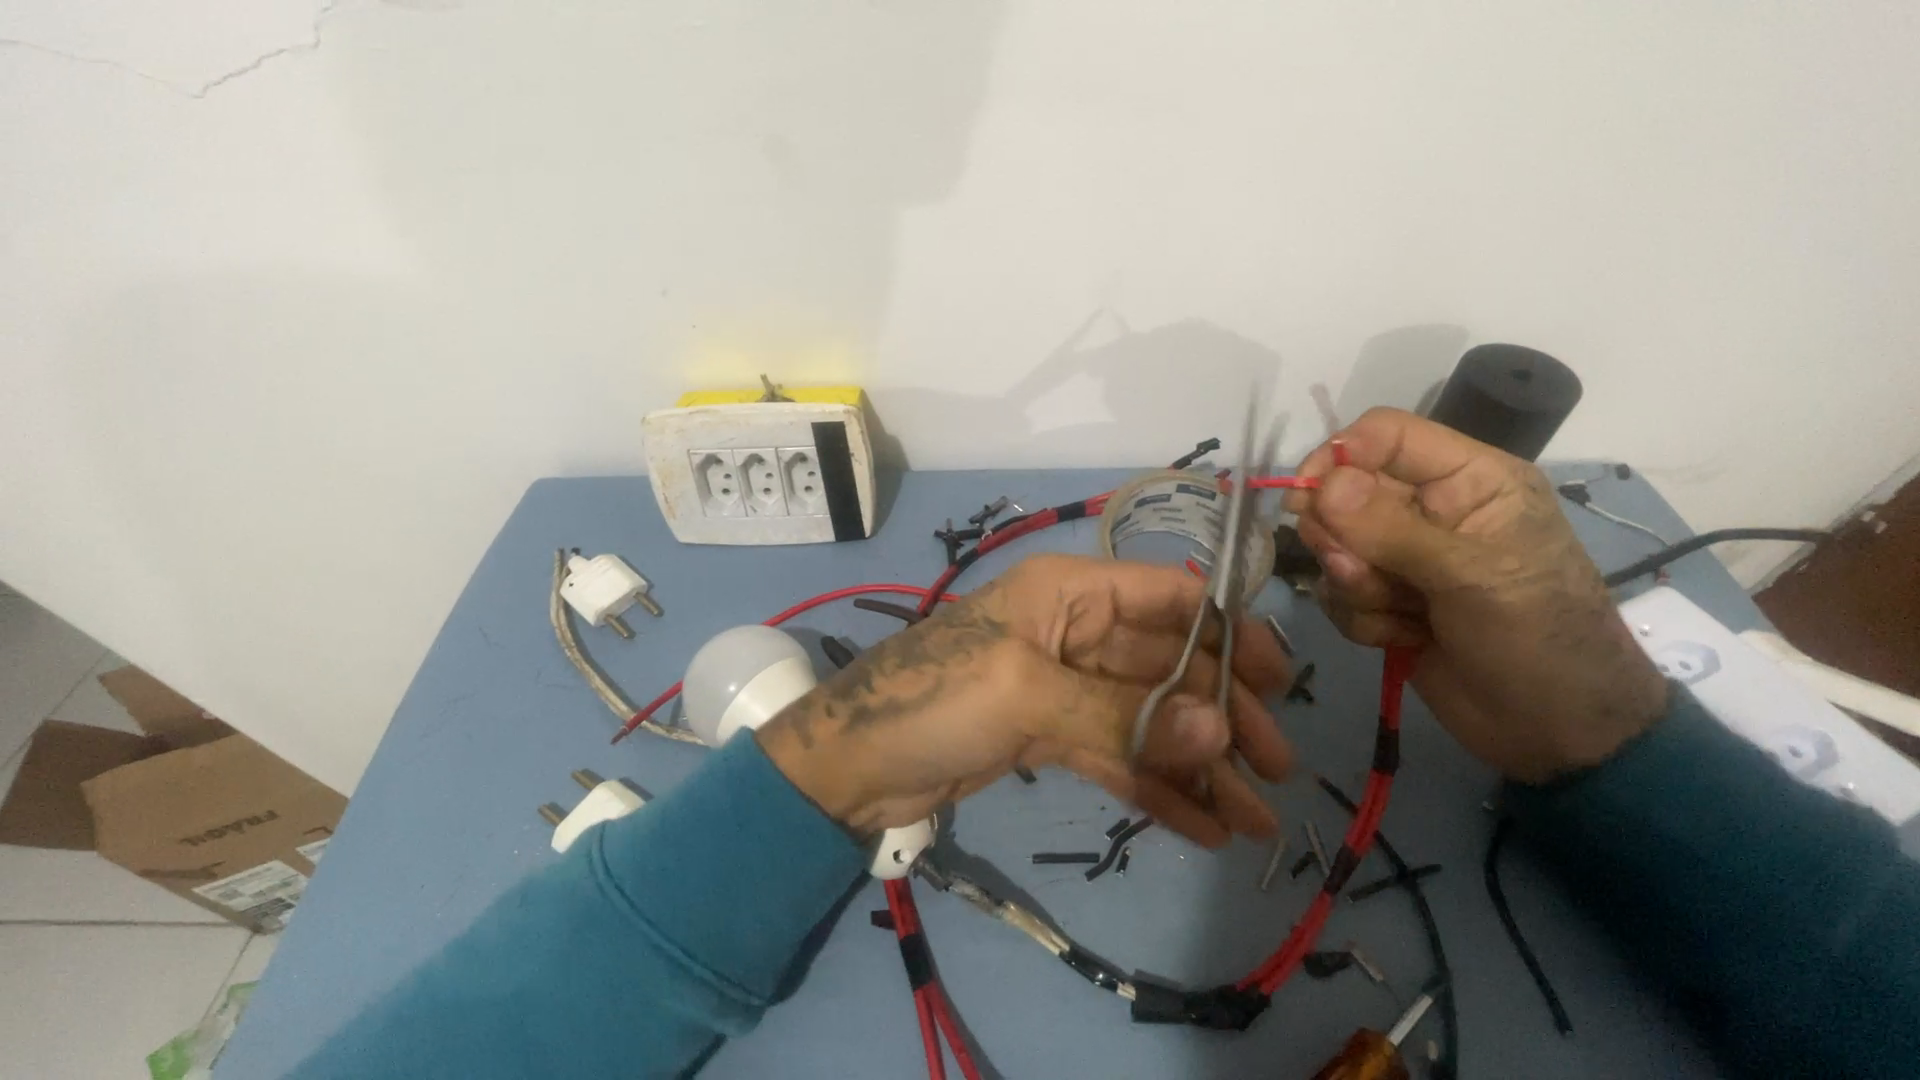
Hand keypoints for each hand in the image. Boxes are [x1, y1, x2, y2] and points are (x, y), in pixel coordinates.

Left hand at [755, 555, 1294, 847]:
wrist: (850, 765)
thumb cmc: (931, 700)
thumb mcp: (1025, 694)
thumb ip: (1122, 714)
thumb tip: (1220, 729)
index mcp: (1070, 592)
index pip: (1171, 597)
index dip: (1230, 633)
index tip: (1279, 685)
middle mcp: (1076, 631)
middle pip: (1172, 664)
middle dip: (1223, 715)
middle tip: (1275, 772)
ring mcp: (1066, 688)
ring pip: (1152, 718)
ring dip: (1201, 765)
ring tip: (1253, 820)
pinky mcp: (1052, 737)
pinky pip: (1120, 756)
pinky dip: (1158, 787)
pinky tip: (1201, 827)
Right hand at [1287, 408, 1668, 782]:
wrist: (1557, 734)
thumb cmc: (1538, 639)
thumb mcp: (1472, 576)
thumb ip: (1391, 529)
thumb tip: (1318, 485)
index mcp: (1469, 480)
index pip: (1385, 436)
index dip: (1338, 458)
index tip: (1304, 501)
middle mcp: (1431, 510)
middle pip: (1344, 493)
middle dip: (1343, 539)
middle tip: (1359, 572)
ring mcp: (1405, 558)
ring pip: (1335, 547)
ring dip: (1355, 585)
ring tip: (1401, 615)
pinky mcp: (1385, 601)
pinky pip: (1337, 592)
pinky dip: (1360, 618)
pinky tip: (1402, 638)